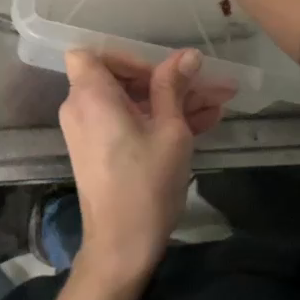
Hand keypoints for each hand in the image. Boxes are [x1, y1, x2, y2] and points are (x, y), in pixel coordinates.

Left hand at [59, 48, 234, 299]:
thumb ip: (174, 87)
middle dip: (166, 80)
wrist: (121, 246)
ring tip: (218, 101)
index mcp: (90, 95)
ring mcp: (89, 131)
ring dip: (171, 101)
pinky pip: (127, 123)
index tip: (158, 73)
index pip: (92, 53)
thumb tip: (188, 55)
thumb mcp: (170, 130)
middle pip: (120, 79)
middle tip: (207, 83)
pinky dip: (157, 120)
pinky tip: (204, 121)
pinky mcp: (99, 152)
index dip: (125, 57)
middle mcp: (81, 108)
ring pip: (131, 103)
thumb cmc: (146, 182)